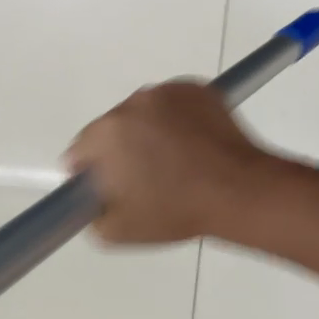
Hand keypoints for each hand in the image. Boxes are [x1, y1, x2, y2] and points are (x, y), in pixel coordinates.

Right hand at [63, 79, 272, 244]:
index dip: (90, 171)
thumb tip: (94, 196)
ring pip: (145, 112)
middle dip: (122, 148)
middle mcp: (136, 101)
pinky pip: (174, 104)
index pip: (81, 149)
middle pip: (113, 126)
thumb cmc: (175, 210)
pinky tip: (192, 142)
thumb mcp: (115, 230)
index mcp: (109, 132)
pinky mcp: (198, 88)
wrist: (237, 188)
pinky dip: (178, 118)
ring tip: (175, 159)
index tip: (109, 187)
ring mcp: (170, 91)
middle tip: (145, 176)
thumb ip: (90, 211)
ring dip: (150, 130)